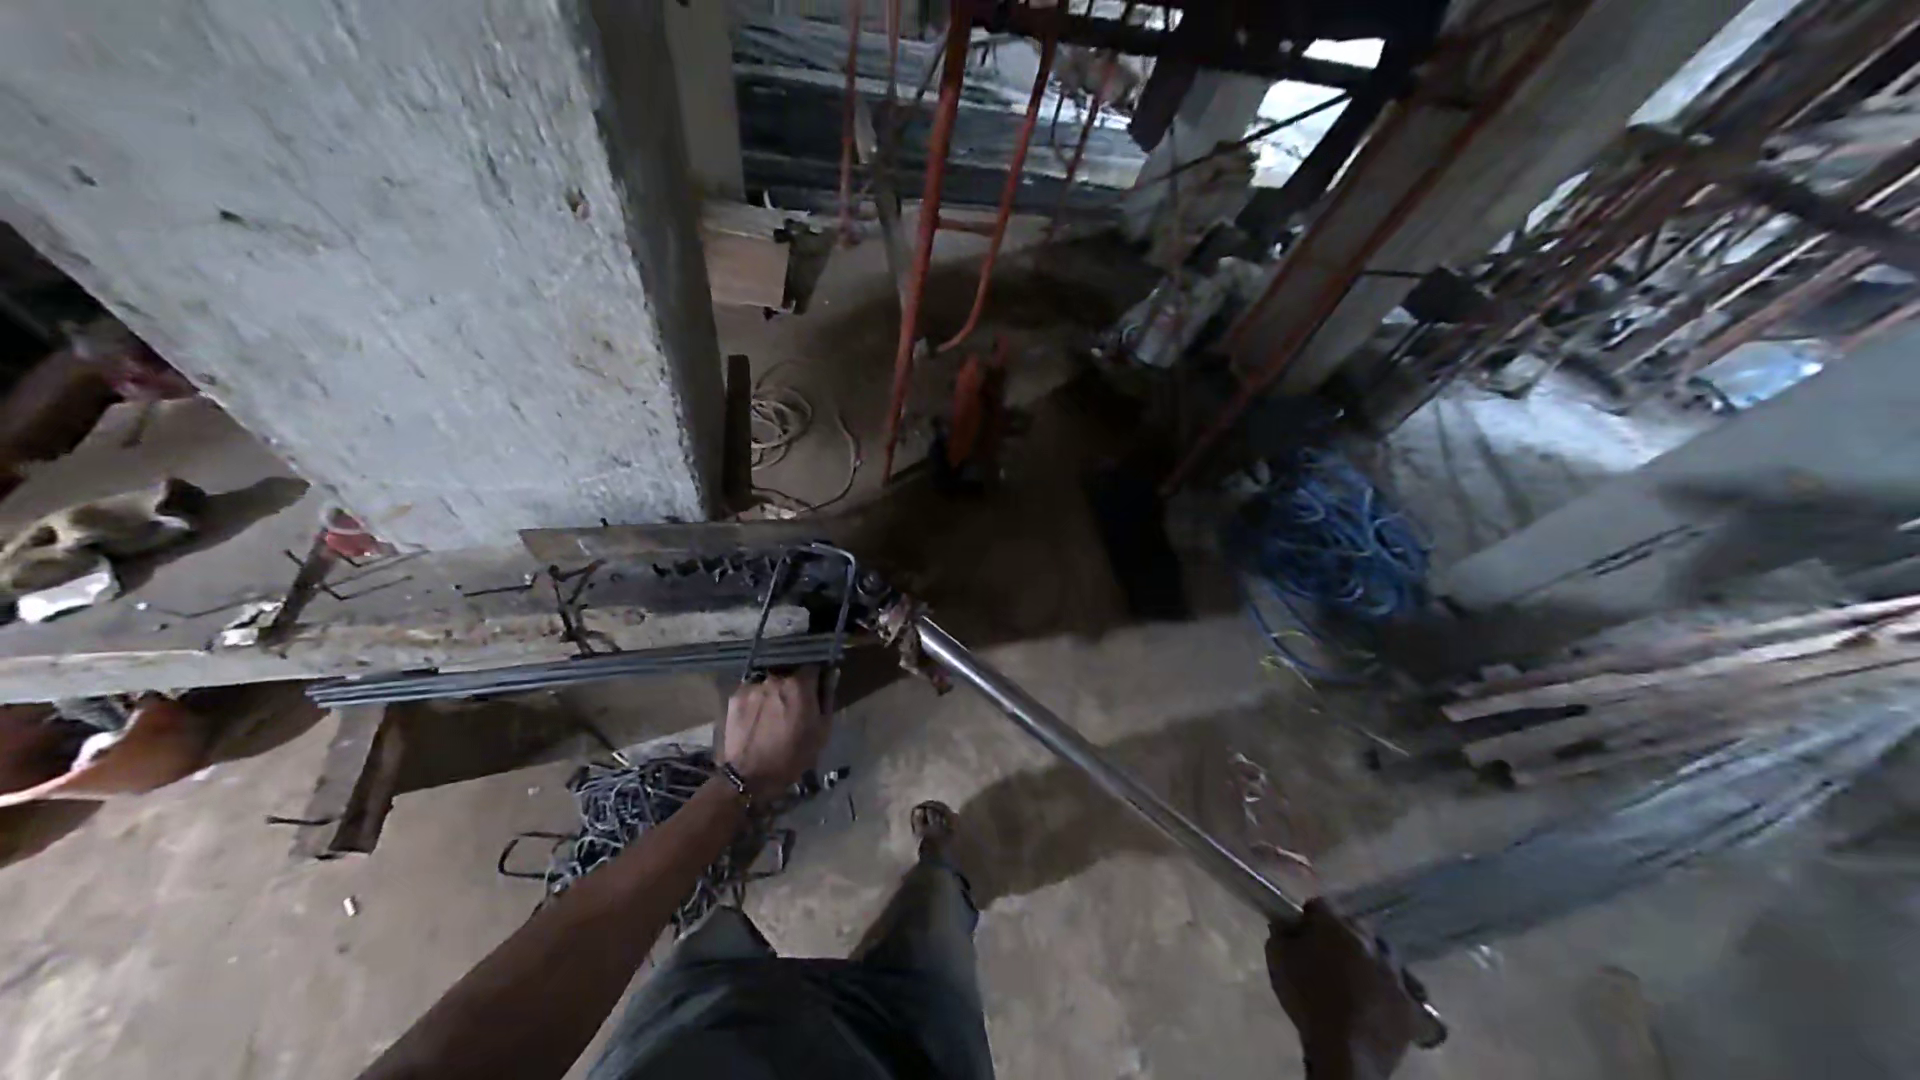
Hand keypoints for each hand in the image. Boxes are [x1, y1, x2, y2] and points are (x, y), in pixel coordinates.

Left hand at [720, 670, 826, 797]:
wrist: (751, 777)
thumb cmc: (793, 756)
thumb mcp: (822, 730)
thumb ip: (827, 698)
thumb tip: (831, 674)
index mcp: (799, 684)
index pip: (812, 667)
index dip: (816, 677)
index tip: (816, 688)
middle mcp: (775, 678)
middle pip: (789, 673)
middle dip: (794, 685)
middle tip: (794, 703)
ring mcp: (752, 686)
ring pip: (769, 682)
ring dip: (774, 691)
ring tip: (773, 710)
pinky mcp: (735, 697)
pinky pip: (752, 691)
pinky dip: (757, 698)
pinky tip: (757, 715)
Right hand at [1266, 900, 1419, 1079]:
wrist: (1346, 1051)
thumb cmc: (1307, 999)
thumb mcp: (1277, 959)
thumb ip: (1280, 934)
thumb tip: (1286, 925)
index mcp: (1336, 926)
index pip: (1321, 904)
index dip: (1309, 917)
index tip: (1301, 931)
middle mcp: (1370, 941)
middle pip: (1354, 926)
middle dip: (1341, 934)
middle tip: (1327, 954)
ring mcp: (1395, 973)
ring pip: (1382, 952)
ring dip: (1369, 958)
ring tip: (1356, 976)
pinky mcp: (1410, 1004)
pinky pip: (1403, 987)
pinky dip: (1390, 988)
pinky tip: (1378, 999)